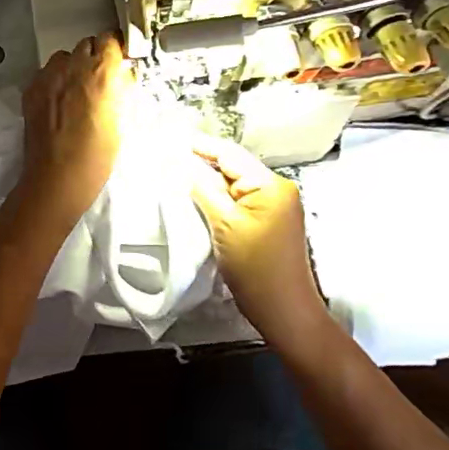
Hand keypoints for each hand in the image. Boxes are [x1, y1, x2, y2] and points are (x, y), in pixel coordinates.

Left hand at [18, 32, 131, 222]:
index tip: (119, 59)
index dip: (116, 48)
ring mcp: (47, 77)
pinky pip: (46, 73)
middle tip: (100, 78)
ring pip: (63, 57)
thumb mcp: (121, 121)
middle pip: (85, 45)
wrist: (57, 178)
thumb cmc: (96, 156)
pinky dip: (54, 80)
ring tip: (77, 90)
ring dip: (72, 66)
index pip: (110, 39)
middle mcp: (72, 67)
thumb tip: (122, 75)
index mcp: (100, 72)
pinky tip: (59, 101)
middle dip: (94, 56)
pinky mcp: (30, 90)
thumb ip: (121, 91)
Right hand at [187, 136, 323, 334]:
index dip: (198, 145)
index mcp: (270, 184)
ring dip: (206, 181)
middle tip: (164, 158)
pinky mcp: (266, 222)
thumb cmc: (255, 267)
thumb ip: (203, 189)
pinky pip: (236, 201)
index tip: (168, 138)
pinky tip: (193, 199)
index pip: (229, 154)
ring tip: (172, 175)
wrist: (283, 311)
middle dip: (200, 163)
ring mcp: (272, 206)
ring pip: (231, 184)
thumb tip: (181, 164)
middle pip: (231, 167)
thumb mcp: (224, 224)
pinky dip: (216, 198)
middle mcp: (276, 188)